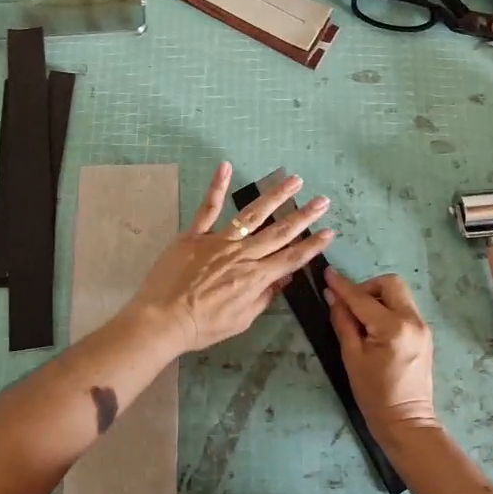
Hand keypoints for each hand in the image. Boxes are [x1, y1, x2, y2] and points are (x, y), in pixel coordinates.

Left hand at [123, 162, 334, 353]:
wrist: (163, 319)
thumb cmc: (202, 327)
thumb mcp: (241, 320)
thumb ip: (264, 297)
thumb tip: (284, 278)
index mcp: (256, 277)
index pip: (292, 258)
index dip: (313, 245)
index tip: (329, 231)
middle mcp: (243, 254)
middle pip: (279, 232)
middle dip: (304, 216)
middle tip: (323, 200)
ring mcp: (219, 240)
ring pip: (253, 215)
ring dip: (275, 196)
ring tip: (294, 180)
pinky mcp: (195, 234)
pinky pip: (208, 208)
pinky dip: (217, 186)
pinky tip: (226, 166)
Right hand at [323, 268, 438, 436]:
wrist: (407, 422)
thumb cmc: (374, 395)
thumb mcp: (352, 357)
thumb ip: (343, 321)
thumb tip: (333, 296)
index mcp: (392, 328)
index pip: (362, 298)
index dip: (342, 285)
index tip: (327, 273)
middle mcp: (413, 321)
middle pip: (390, 283)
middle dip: (368, 288)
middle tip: (352, 307)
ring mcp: (422, 327)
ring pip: (400, 294)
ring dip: (379, 298)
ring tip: (364, 320)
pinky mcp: (425, 334)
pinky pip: (405, 308)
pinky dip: (389, 309)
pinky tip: (377, 330)